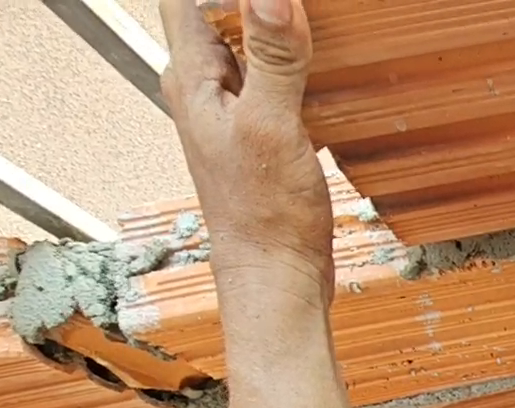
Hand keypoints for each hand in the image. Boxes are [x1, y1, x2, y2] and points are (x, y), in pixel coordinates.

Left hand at [159, 0, 332, 296]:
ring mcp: (235, 116)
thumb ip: (273, 59)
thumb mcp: (272, 127)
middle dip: (253, 6)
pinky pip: (274, 87)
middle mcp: (206, 91)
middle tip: (305, 11)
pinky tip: (322, 80)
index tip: (279, 2)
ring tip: (312, 27)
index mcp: (193, 77)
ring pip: (247, 51)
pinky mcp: (264, 140)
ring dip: (275, 35)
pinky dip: (295, 74)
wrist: (278, 273)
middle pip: (218, 16)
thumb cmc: (266, 214)